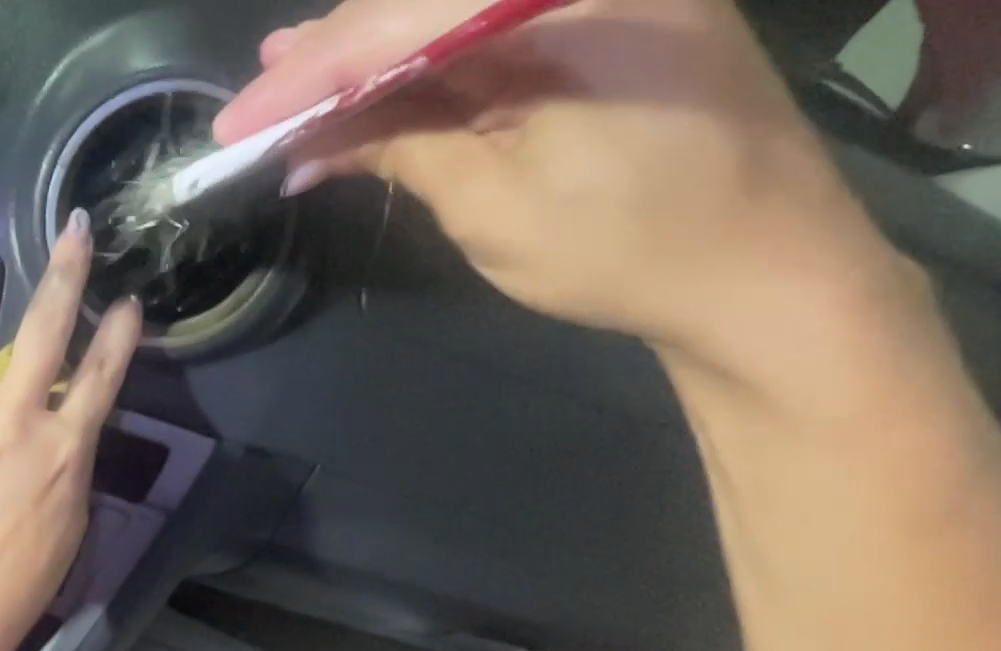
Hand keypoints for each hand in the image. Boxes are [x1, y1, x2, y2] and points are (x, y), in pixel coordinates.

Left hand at [0, 211, 141, 650]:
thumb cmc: (21, 584)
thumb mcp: (70, 523)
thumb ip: (67, 461)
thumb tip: (54, 424)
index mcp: (63, 451)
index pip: (100, 376)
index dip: (117, 335)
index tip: (126, 301)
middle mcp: (12, 424)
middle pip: (42, 336)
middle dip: (64, 279)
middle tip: (74, 234)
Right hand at [218, 0, 909, 373]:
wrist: (763, 273)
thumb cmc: (628, 249)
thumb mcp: (492, 205)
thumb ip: (399, 148)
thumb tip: (308, 141)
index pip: (403, 20)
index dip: (309, 73)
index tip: (237, 119)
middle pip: (423, 0)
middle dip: (332, 54)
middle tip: (256, 96)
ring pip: (449, 14)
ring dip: (370, 58)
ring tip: (288, 84)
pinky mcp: (603, 22)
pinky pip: (489, 34)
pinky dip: (423, 71)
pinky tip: (370, 89)